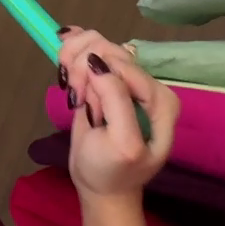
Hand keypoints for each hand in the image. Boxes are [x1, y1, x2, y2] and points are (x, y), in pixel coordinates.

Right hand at [61, 28, 178, 200]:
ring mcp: (124, 77)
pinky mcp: (105, 74)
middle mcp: (146, 83)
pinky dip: (70, 51)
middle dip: (82, 68)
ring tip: (72, 90)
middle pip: (107, 48)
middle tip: (76, 99)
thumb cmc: (114, 170)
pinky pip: (86, 45)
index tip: (82, 102)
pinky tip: (64, 66)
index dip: (96, 77)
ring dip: (73, 61)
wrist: (99, 183)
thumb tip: (96, 63)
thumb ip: (116, 101)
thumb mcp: (122, 144)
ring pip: (93, 42)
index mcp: (160, 99)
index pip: (122, 64)